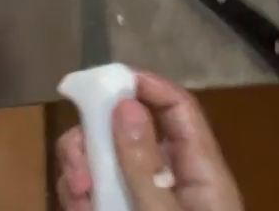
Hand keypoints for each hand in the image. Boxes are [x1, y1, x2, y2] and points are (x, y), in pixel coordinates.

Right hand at [56, 71, 242, 210]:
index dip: (144, 85)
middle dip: (92, 135)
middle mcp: (172, 181)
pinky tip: (77, 210)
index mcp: (202, 177)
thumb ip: (144, 165)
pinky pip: (92, 190)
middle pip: (126, 128)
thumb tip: (126, 103)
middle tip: (78, 157)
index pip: (177, 109)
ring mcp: (143, 200)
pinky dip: (77, 195)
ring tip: (76, 196)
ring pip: (101, 156)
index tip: (103, 80)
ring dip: (79, 168)